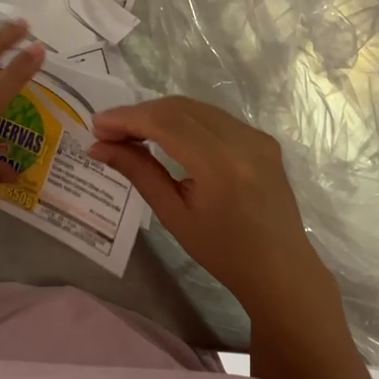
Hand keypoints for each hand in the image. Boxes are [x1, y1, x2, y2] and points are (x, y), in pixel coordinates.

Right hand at [88, 96, 333, 306]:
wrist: (281, 271)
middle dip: (139, 114)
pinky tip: (163, 135)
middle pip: (179, 108)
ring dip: (158, 114)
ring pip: (195, 107)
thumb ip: (139, 172)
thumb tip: (99, 146)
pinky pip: (213, 117)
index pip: (166, 123)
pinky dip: (182, 119)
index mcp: (221, 166)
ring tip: (129, 133)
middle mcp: (243, 141)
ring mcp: (256, 136)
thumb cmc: (223, 253)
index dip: (127, 118)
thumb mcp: (174, 215)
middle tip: (107, 131)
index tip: (96, 125)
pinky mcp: (261, 138)